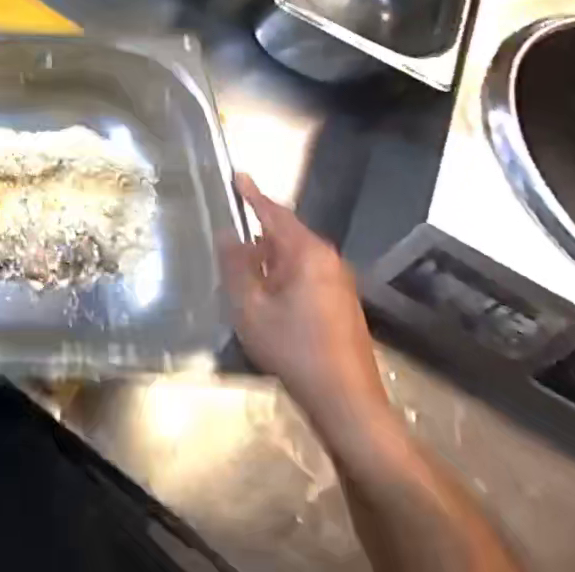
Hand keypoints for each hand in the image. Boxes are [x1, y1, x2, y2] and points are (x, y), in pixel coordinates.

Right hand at [221, 173, 390, 437]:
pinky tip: (265, 291)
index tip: (237, 175)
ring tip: (241, 264)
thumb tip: (228, 234)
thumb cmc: (293, 348)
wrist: (346, 400)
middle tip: (229, 229)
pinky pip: (305, 273)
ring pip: (295, 255)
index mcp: (307, 254)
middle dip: (258, 229)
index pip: (275, 213)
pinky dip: (282, 272)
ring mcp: (338, 282)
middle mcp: (328, 260)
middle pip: (287, 233)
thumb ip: (236, 265)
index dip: (253, 194)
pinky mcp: (341, 303)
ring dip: (269, 256)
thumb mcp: (250, 307)